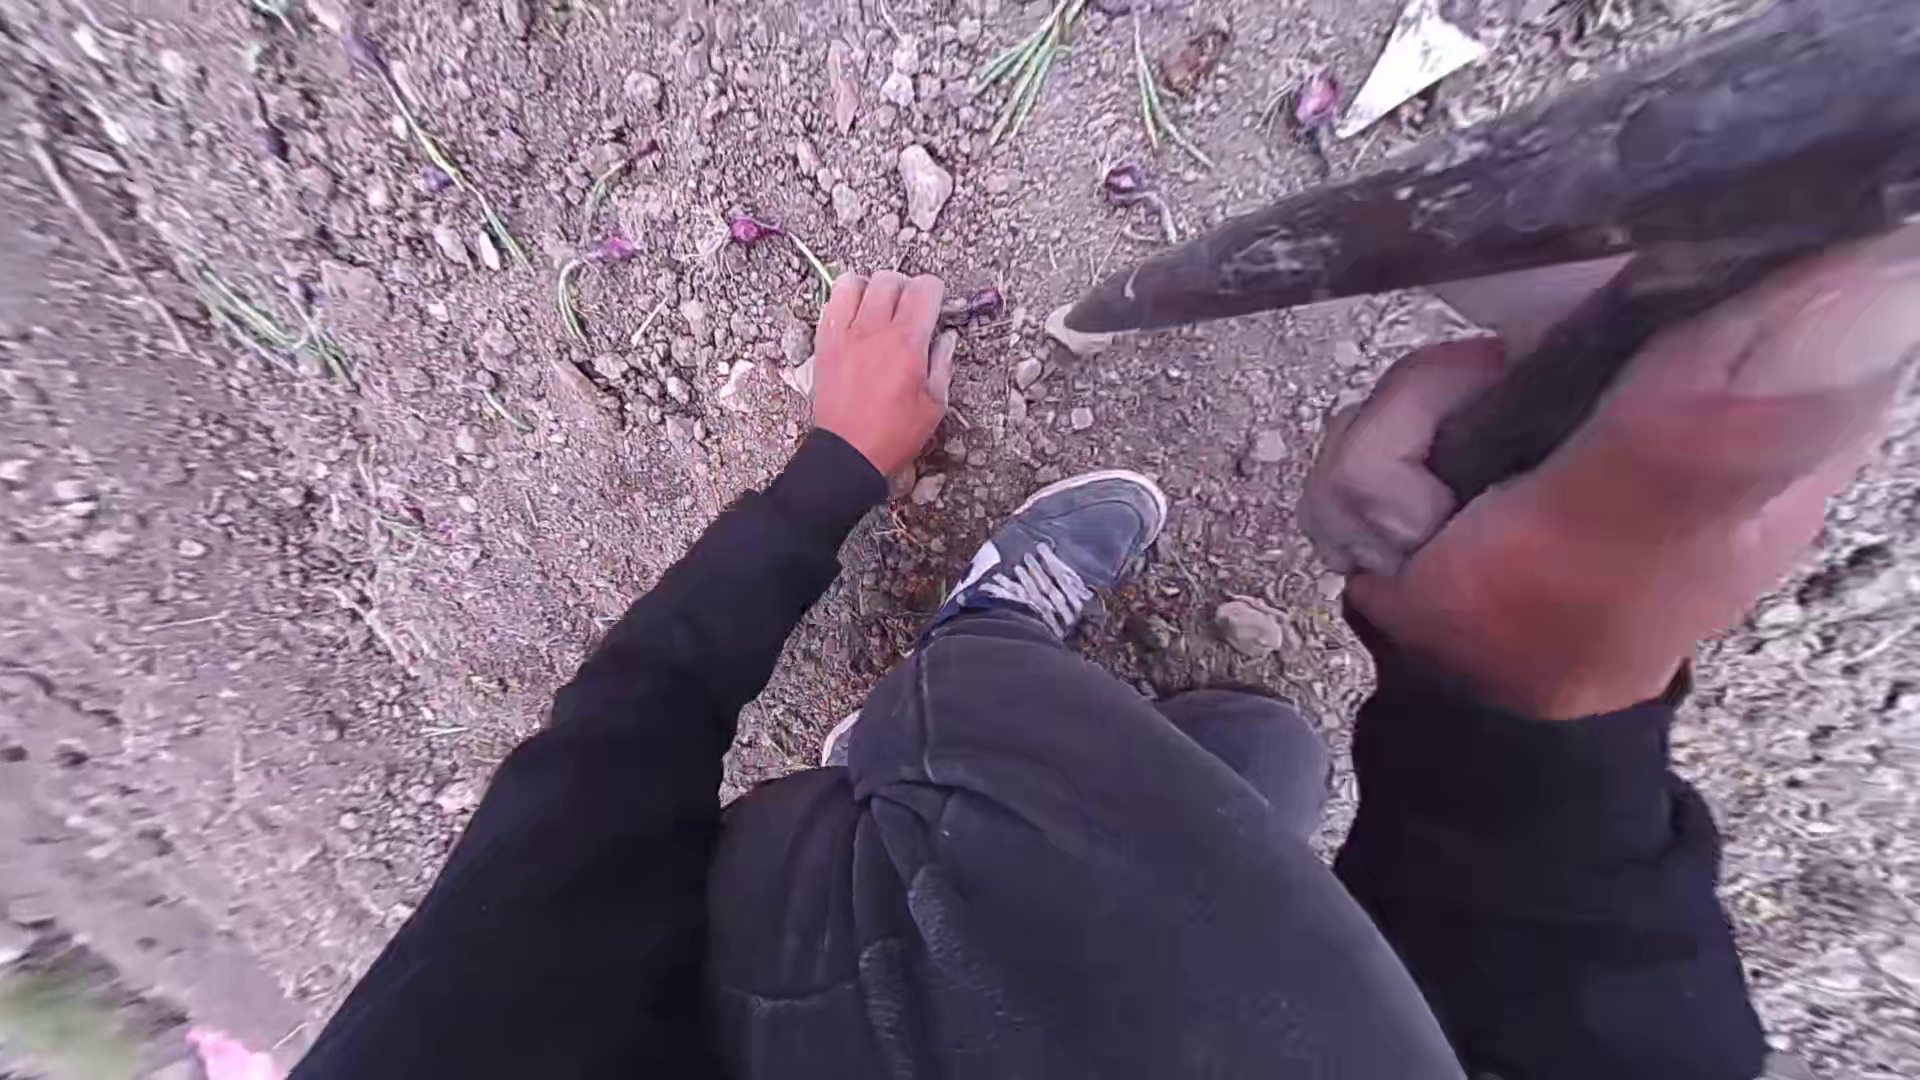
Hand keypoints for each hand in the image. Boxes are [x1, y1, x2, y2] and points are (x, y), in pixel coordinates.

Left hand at [812, 270, 957, 478]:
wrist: (849, 454)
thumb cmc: (893, 435)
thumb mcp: (934, 406)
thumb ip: (942, 364)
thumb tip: (946, 339)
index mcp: (907, 344)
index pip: (924, 289)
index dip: (935, 291)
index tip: (936, 303)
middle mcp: (874, 331)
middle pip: (890, 279)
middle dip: (906, 287)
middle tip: (911, 307)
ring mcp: (845, 335)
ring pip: (856, 282)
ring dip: (872, 288)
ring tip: (880, 307)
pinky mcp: (825, 344)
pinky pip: (832, 303)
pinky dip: (846, 300)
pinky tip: (856, 318)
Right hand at [1315, 228, 1919, 718]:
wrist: (1448, 676)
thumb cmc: (1545, 625)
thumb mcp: (1619, 535)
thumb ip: (1705, 426)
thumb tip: (1861, 271)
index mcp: (1725, 380)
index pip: (1673, 249)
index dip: (1575, 263)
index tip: (1502, 359)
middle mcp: (1619, 374)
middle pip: (1484, 321)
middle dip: (1416, 430)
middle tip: (1433, 514)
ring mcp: (1514, 405)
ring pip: (1400, 386)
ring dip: (1372, 480)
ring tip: (1404, 545)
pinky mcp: (1441, 433)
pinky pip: (1356, 428)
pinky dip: (1349, 493)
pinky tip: (1381, 540)